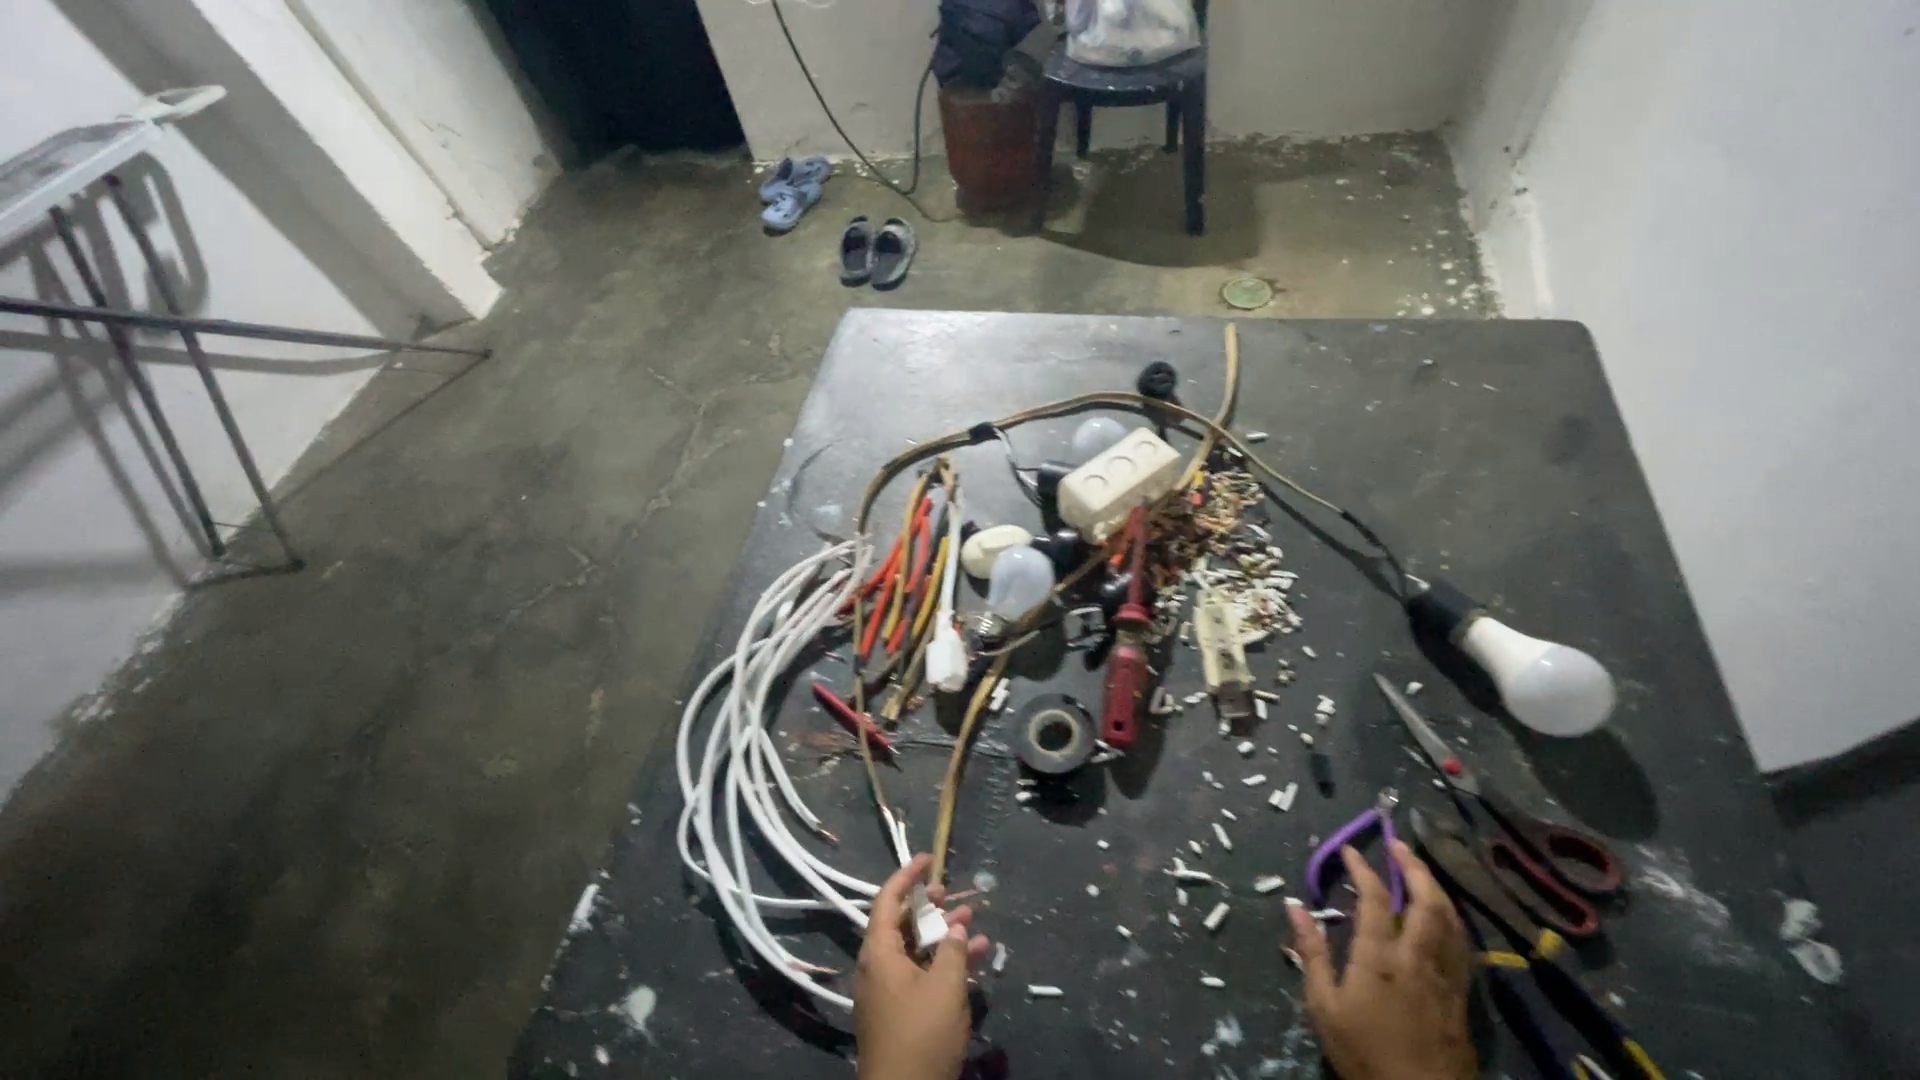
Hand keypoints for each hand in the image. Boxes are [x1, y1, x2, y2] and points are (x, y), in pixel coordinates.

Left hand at [855, 854, 991, 1079]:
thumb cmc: (921, 1034)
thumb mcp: (944, 988)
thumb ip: (951, 950)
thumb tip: (953, 927)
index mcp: (878, 953)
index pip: (888, 900)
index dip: (907, 875)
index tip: (928, 859)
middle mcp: (877, 966)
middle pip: (901, 924)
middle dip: (928, 907)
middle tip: (950, 893)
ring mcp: (886, 991)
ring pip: (915, 950)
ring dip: (942, 935)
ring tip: (973, 922)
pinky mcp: (898, 1012)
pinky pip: (919, 974)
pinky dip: (942, 964)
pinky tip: (973, 958)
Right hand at [1288, 839, 1476, 1079]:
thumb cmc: (1364, 1053)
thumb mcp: (1324, 1006)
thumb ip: (1311, 953)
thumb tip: (1294, 905)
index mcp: (1379, 956)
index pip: (1374, 897)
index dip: (1362, 868)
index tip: (1350, 849)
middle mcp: (1417, 956)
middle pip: (1425, 900)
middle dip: (1413, 866)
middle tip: (1397, 845)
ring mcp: (1444, 975)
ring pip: (1449, 919)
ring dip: (1435, 888)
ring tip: (1420, 871)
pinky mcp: (1461, 995)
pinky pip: (1460, 943)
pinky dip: (1450, 918)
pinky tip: (1442, 918)